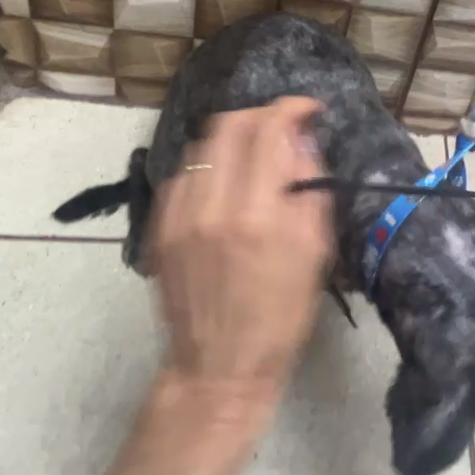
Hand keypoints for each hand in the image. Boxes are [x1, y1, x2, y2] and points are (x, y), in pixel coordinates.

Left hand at [150, 97, 332, 407]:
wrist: (219, 366)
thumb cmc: (282, 312)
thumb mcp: (315, 249)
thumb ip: (311, 187)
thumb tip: (302, 139)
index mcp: (259, 213)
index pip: (268, 129)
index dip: (290, 108)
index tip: (307, 109)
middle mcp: (212, 205)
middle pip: (229, 125)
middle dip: (260, 115)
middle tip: (281, 127)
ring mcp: (178, 216)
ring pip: (203, 145)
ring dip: (233, 138)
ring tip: (254, 154)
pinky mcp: (159, 228)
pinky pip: (183, 175)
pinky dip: (209, 166)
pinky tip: (225, 183)